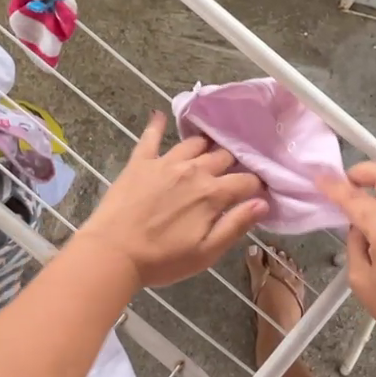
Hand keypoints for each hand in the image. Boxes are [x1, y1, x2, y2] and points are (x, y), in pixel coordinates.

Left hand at [77, 113, 267, 287]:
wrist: (112, 253)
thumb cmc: (162, 260)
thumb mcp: (206, 253)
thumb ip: (236, 225)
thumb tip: (263, 202)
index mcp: (213, 194)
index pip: (247, 180)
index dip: (256, 186)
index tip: (256, 192)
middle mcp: (194, 170)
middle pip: (223, 156)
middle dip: (232, 164)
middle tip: (231, 174)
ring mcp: (166, 162)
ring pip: (195, 143)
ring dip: (205, 147)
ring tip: (207, 153)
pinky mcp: (140, 162)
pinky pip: (150, 137)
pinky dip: (157, 125)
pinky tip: (160, 116)